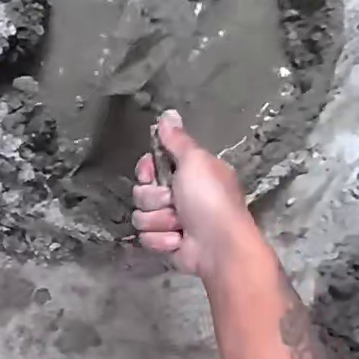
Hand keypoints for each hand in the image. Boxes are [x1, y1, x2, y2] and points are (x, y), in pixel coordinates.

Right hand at [132, 110, 257, 279]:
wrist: (218, 244)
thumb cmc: (210, 200)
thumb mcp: (195, 162)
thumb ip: (177, 140)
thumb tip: (167, 114)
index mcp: (188, 173)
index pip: (148, 167)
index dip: (146, 171)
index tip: (152, 174)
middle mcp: (178, 195)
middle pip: (141, 192)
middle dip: (155, 200)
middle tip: (175, 202)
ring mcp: (171, 220)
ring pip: (140, 216)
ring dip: (160, 221)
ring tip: (180, 225)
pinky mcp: (165, 242)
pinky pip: (145, 238)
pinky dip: (162, 240)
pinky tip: (179, 240)